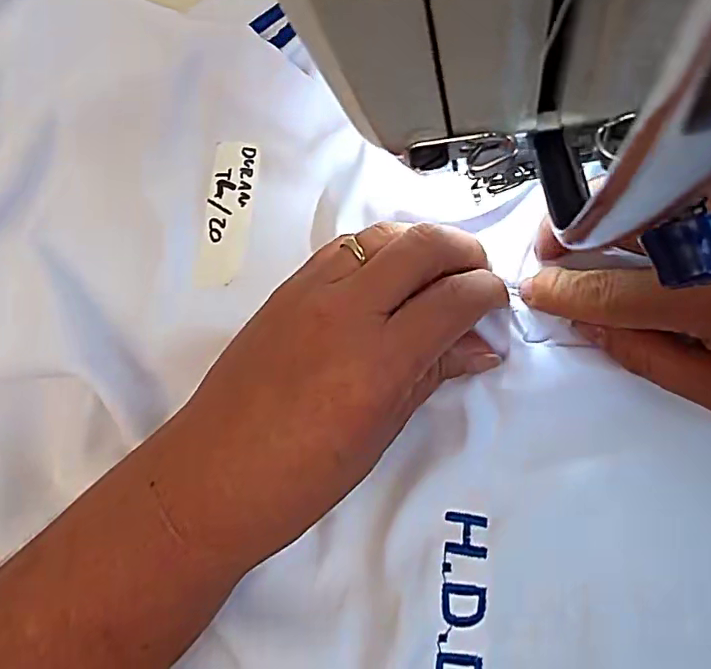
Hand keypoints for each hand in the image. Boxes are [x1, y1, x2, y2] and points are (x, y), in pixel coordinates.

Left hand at [142, 222, 507, 573]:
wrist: (213, 471)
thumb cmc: (301, 475)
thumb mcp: (381, 431)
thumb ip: (433, 374)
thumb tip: (480, 345)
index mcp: (378, 360)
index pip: (453, 299)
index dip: (487, 292)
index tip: (498, 301)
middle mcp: (346, 310)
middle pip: (423, 246)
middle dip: (464, 251)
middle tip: (478, 273)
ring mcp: (311, 291)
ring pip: (382, 235)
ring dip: (420, 242)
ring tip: (438, 268)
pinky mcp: (288, 286)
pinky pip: (345, 247)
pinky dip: (378, 248)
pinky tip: (388, 272)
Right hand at [521, 181, 710, 448]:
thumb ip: (646, 355)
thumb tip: (586, 324)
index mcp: (710, 294)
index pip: (603, 288)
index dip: (557, 291)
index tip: (529, 291)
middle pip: (606, 216)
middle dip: (560, 233)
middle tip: (546, 259)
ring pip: (633, 193)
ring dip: (594, 216)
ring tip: (584, 246)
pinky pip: (667, 190)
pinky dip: (634, 207)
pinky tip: (640, 235)